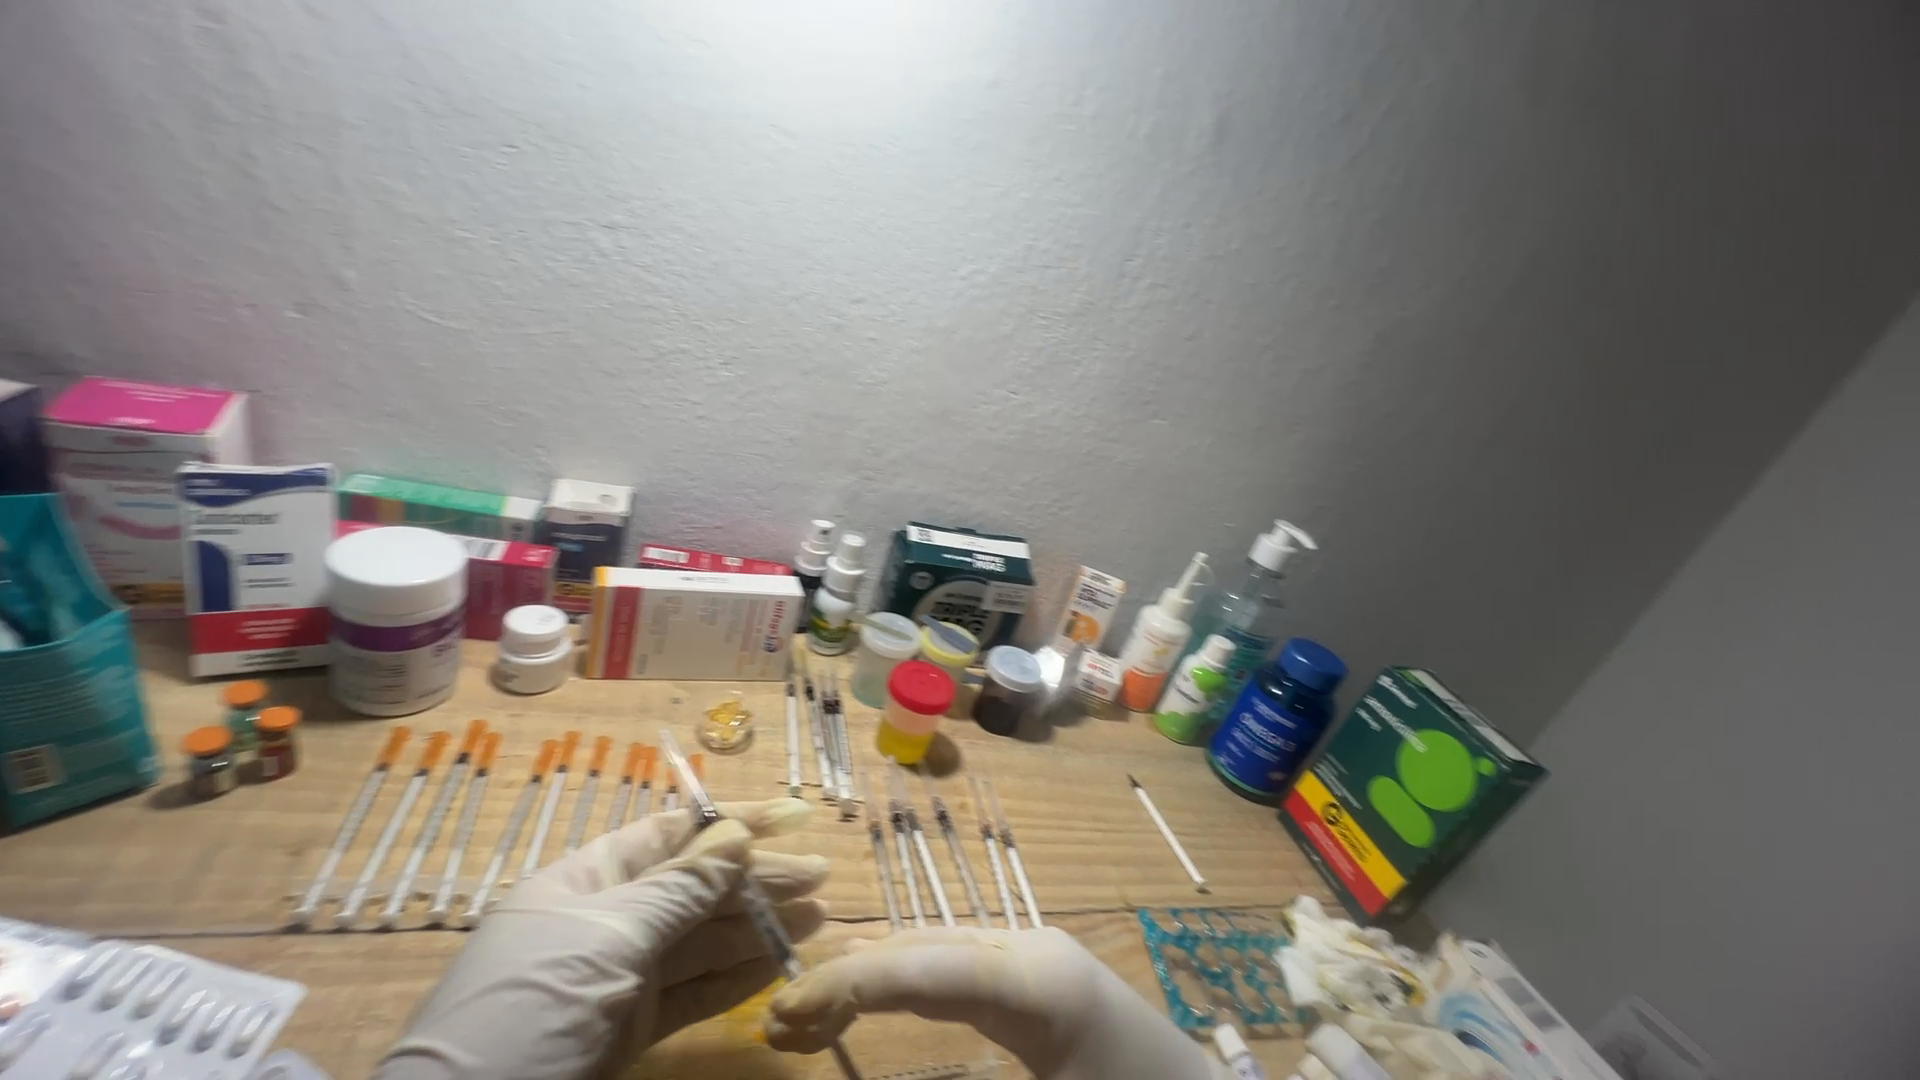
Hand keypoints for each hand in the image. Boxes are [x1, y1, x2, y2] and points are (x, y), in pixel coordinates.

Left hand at [375, 798, 829, 1079]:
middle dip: (757, 877)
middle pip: (697, 887)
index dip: (734, 821)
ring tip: (818, 917)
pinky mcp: (630, 1031)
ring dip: (759, 927)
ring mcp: (620, 978)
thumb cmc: (526, 1012)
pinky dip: (737, 977)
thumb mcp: (605, 940)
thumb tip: (735, 834)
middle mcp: (608, 921)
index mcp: (587, 882)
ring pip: (703, 940)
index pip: (673, 835)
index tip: (794, 813)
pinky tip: (779, 963)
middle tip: (819, 873)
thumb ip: (678, 890)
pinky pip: (694, 992)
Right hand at [764, 927, 1221, 1079]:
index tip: (785, 1012)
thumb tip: (873, 1070)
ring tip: (807, 1019)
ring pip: (934, 951)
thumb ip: (951, 1079)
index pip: (929, 966)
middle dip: (847, 980)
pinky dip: (905, 984)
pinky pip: (957, 966)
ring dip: (870, 980)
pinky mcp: (1036, 972)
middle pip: (923, 948)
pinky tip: (872, 1000)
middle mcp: (1032, 950)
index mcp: (1041, 985)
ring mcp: (1036, 954)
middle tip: (778, 1025)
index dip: (852, 984)